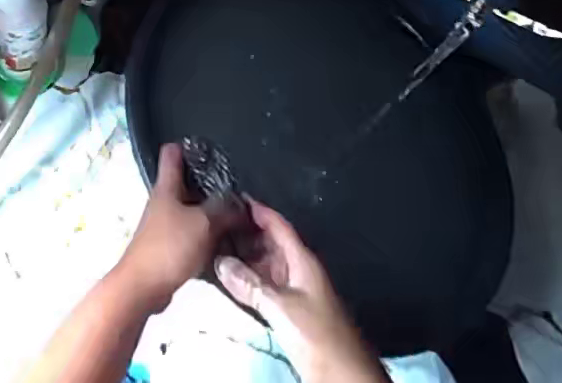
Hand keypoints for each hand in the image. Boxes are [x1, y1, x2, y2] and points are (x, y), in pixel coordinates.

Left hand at [110, 142, 242, 312]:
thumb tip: (242, 203)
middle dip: (211, 186)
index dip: (190, 147)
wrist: (142, 288)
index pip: (173, 151)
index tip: (213, 152)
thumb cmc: (169, 246)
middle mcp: (164, 200)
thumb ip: (224, 209)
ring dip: (212, 214)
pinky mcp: (169, 246)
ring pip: (192, 210)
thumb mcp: (203, 223)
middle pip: (187, 182)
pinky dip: (207, 237)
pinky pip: (192, 234)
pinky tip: (226, 245)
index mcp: (166, 185)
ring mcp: (165, 223)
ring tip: (238, 218)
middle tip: (237, 191)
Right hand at [215, 199, 386, 382]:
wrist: (347, 380)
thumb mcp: (283, 309)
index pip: (278, 224)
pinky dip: (248, 280)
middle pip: (269, 242)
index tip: (232, 196)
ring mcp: (295, 292)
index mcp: (302, 260)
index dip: (257, 209)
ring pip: (266, 265)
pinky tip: (228, 280)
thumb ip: (251, 284)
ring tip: (214, 249)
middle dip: (245, 233)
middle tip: (213, 226)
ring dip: (244, 258)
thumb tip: (220, 260)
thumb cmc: (319, 336)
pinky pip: (265, 286)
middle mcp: (298, 270)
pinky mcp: (290, 313)